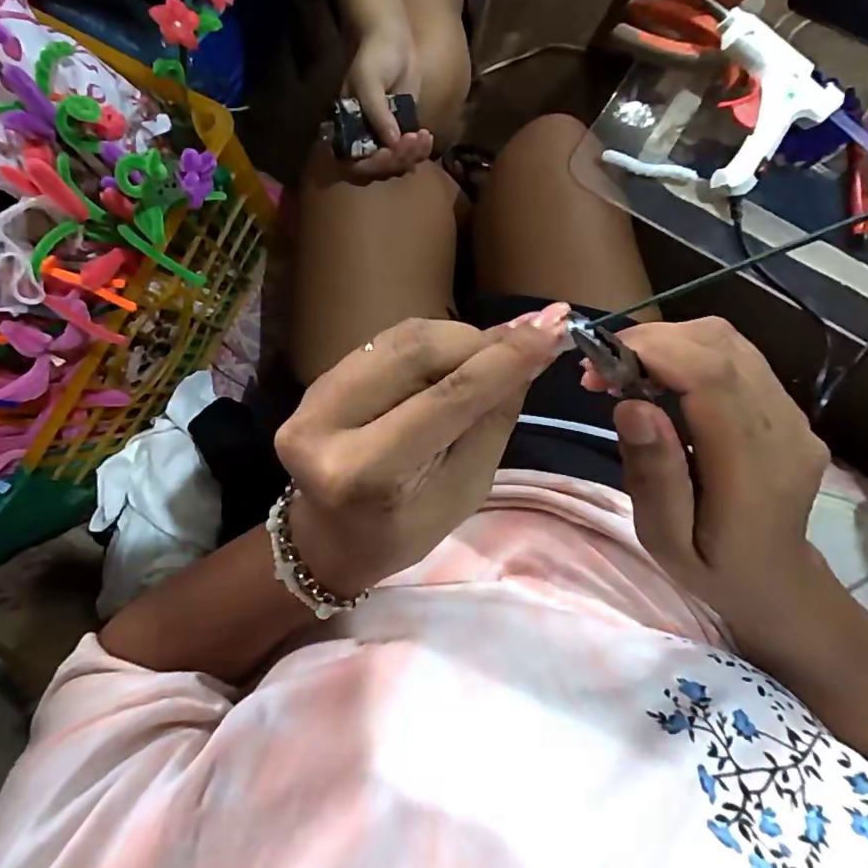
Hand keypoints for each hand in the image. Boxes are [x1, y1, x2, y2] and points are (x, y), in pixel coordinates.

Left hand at [275, 305, 571, 593]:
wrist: (327, 538)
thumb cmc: (401, 532)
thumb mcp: (462, 491)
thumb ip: (492, 419)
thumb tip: (531, 354)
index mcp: (364, 472)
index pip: (447, 399)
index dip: (505, 359)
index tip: (555, 328)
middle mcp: (324, 424)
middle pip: (418, 351)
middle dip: (481, 342)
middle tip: (526, 342)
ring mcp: (311, 397)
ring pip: (401, 337)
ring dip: (458, 339)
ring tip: (491, 357)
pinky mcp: (314, 382)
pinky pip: (384, 343)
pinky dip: (431, 345)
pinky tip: (454, 359)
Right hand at [342, 22, 434, 179]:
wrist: (394, 41)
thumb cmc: (373, 58)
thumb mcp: (369, 82)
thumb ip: (377, 113)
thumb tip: (391, 143)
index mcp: (346, 129)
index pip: (355, 164)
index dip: (373, 165)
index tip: (389, 152)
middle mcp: (363, 137)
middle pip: (378, 169)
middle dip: (397, 160)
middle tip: (412, 141)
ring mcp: (383, 136)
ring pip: (396, 164)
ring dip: (412, 156)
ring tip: (423, 136)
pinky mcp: (402, 131)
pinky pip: (410, 152)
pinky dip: (420, 150)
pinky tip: (426, 135)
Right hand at [583, 318, 830, 648]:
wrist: (776, 581)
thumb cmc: (711, 568)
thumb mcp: (665, 540)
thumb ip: (653, 475)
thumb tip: (632, 406)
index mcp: (753, 467)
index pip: (711, 376)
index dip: (653, 352)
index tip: (599, 364)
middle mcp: (784, 428)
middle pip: (720, 346)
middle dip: (652, 341)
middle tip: (602, 371)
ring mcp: (794, 415)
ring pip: (730, 342)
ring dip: (669, 342)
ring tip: (627, 372)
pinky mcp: (789, 408)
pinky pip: (738, 358)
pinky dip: (689, 353)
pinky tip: (662, 379)